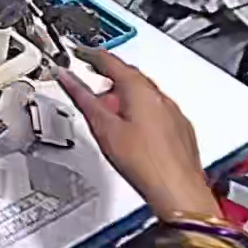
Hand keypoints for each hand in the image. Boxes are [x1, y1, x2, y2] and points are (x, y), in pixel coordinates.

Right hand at [57, 47, 220, 217]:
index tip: (80, 52)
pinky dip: (139, 111)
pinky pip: (156, 110)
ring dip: (123, 96)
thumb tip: (66, 78)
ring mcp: (174, 114)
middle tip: (90, 81)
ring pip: (144, 94)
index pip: (110, 61)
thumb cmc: (145, 163)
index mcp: (140, 89)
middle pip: (129, 76)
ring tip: (107, 112)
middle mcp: (161, 97)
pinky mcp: (181, 130)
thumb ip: (82, 97)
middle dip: (107, 77)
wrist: (179, 195)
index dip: (90, 54)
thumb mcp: (103, 126)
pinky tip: (131, 129)